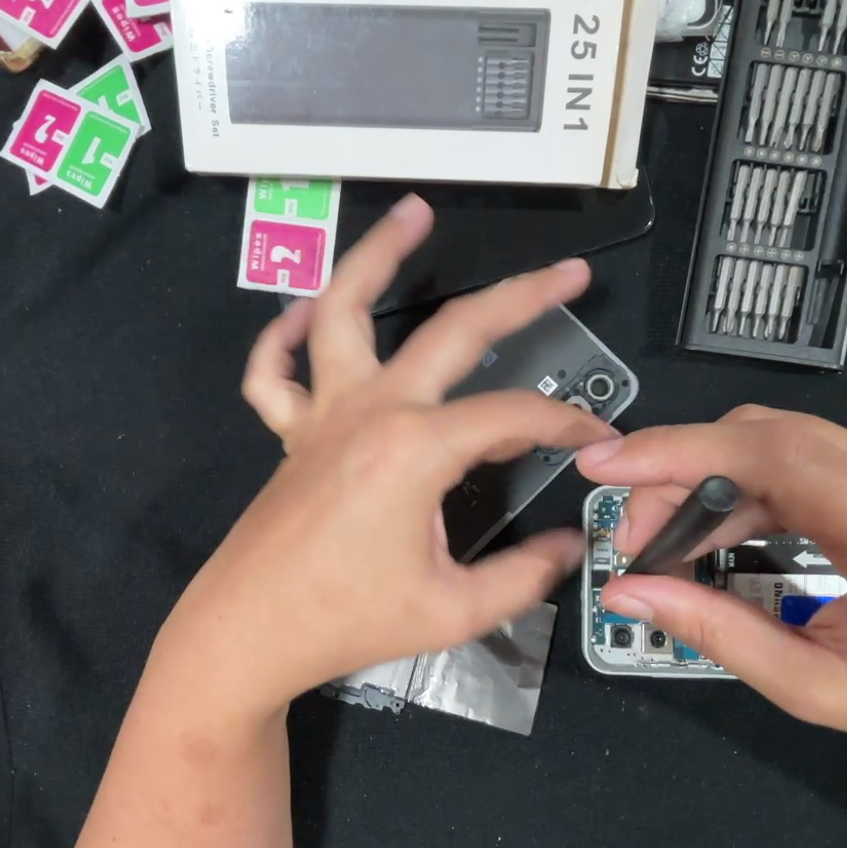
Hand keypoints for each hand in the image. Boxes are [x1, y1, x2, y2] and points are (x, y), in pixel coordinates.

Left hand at [150, 196, 617, 712]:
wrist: (250, 633)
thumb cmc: (346, 622)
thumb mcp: (454, 610)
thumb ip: (526, 575)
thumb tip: (570, 549)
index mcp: (416, 450)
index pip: (514, 417)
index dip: (568, 424)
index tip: (596, 439)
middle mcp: (370, 412)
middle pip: (454, 330)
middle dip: (521, 296)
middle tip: (566, 274)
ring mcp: (323, 414)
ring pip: (344, 310)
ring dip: (378, 257)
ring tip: (414, 214)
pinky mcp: (291, 433)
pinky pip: (274, 370)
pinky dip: (285, 335)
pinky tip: (306, 313)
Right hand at [577, 406, 846, 785]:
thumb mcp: (817, 689)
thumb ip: (716, 633)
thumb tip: (624, 593)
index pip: (777, 457)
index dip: (679, 452)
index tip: (603, 467)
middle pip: (769, 435)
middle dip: (678, 470)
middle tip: (630, 536)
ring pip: (779, 439)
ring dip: (705, 478)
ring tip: (661, 541)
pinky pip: (801, 459)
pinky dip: (740, 486)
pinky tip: (712, 530)